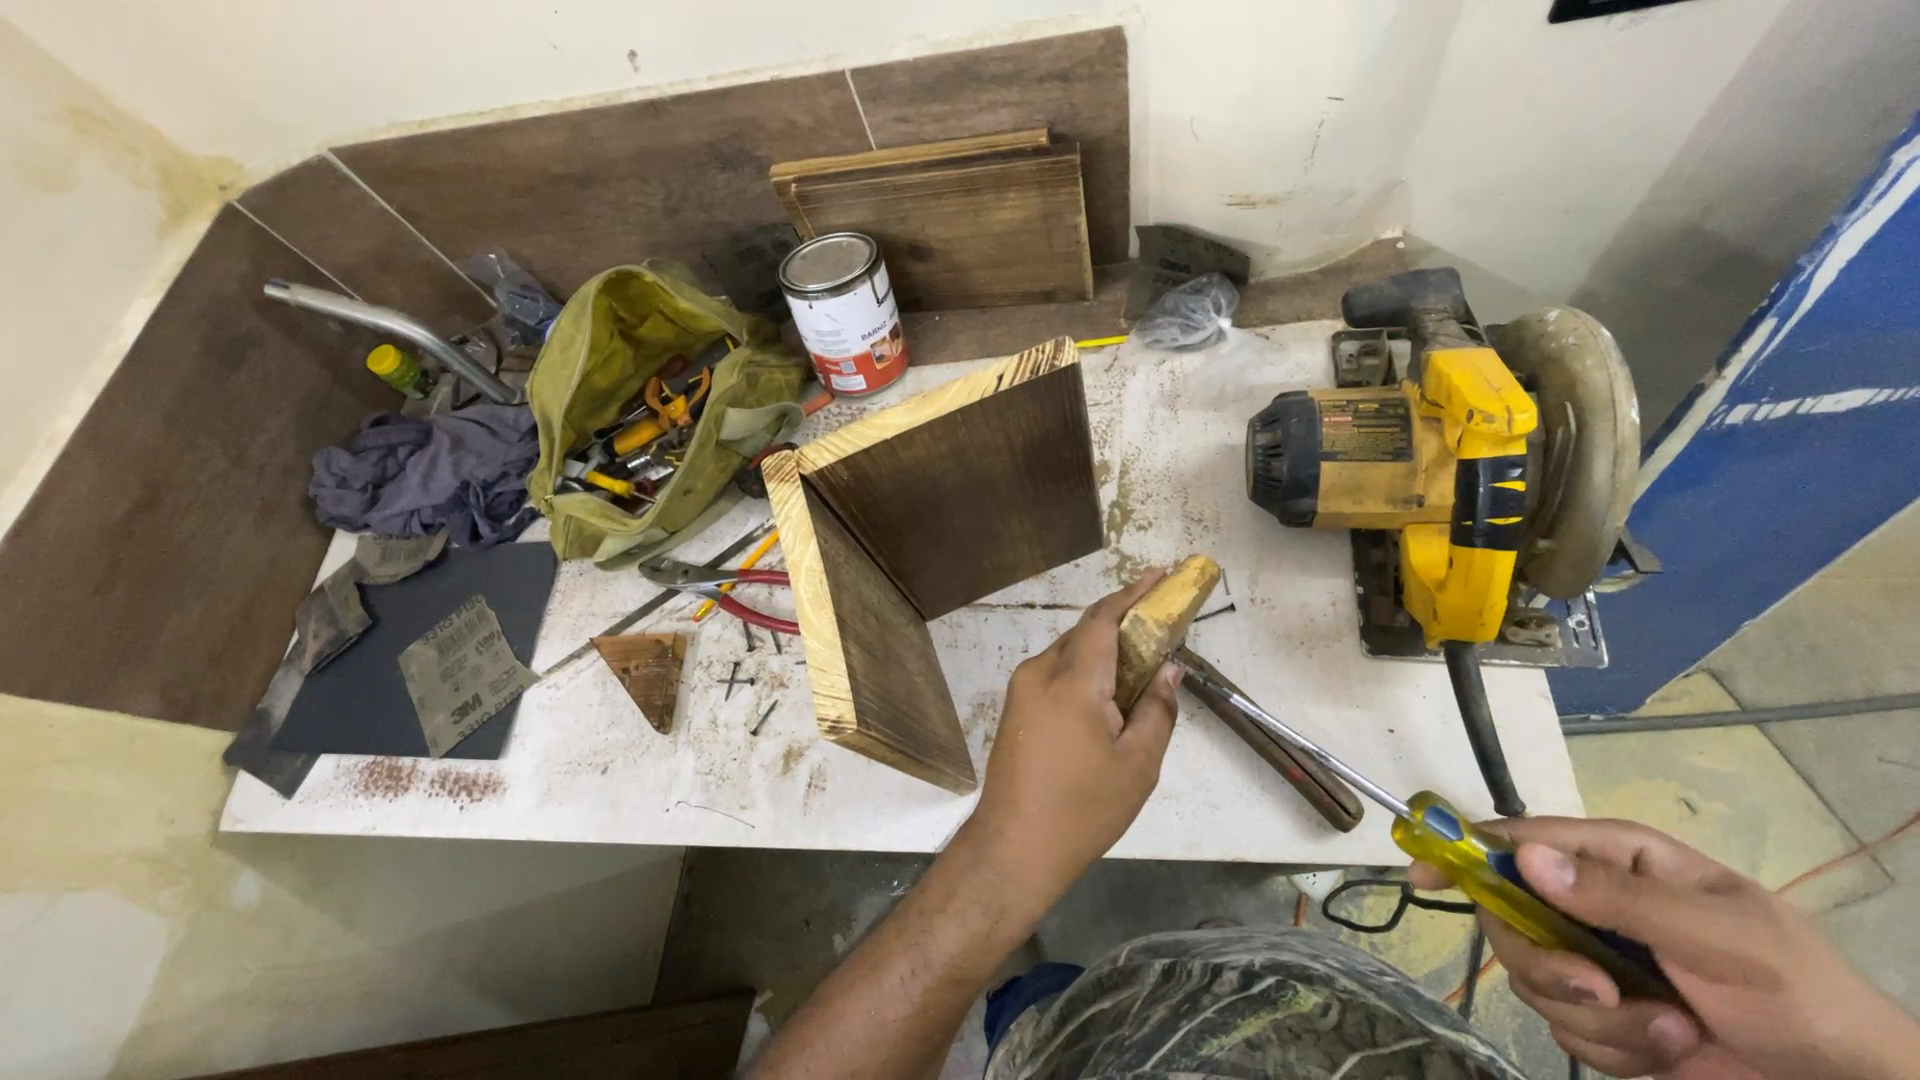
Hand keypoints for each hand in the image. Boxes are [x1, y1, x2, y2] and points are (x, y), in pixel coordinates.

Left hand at [962, 569, 1182, 895]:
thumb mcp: (1138, 764)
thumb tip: (1167, 668)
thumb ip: (1157, 709)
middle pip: (1084, 634)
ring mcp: (1021, 692)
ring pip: (1069, 655)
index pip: (1103, 620)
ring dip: (1103, 650)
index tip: (1158, 574)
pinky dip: (1084, 672)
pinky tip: (1108, 694)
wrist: (1013, 847)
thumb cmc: (1083, 809)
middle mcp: (1039, 674)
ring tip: (1141, 663)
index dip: (1132, 593)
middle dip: (1122, 621)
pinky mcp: (1015, 711)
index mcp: (1071, 681)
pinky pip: (1055, 675)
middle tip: (1159, 623)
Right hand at [1412, 817, 1919, 1079]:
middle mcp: (1589, 902)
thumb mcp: (1720, 935)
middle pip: (1506, 916)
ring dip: (1597, 1017)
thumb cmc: (1797, 993)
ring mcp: (1590, 959)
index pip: (1521, 840)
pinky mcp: (1599, 1015)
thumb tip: (1526, 859)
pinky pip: (1560, 1025)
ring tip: (1667, 1029)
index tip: (1423, 874)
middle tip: (1598, 990)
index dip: (1465, 851)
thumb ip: (1621, 898)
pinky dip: (1612, 1048)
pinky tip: (1667, 1048)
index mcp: (1617, 860)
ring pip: (1530, 977)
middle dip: (1548, 963)